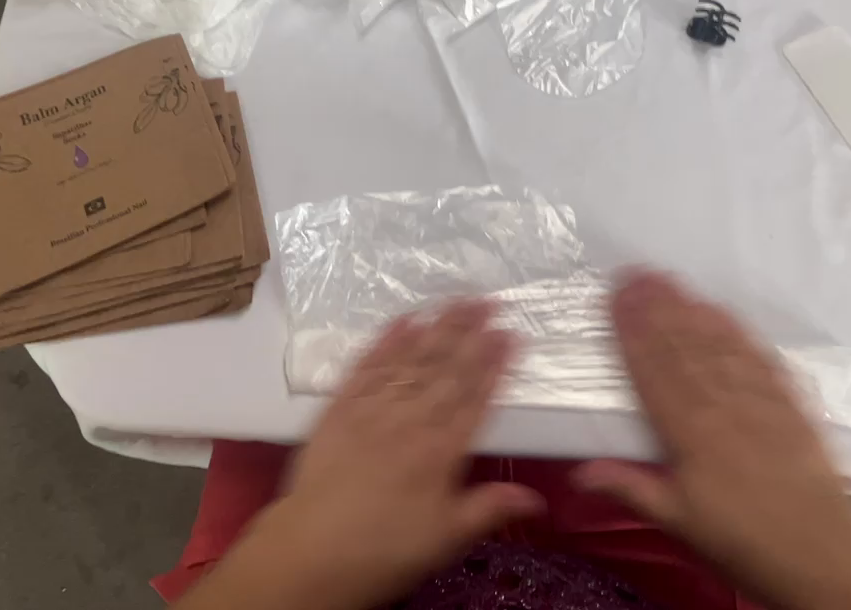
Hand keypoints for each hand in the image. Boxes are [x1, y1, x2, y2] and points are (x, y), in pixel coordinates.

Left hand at [177, 301, 543, 609]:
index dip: (495, 365)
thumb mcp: (444, 539)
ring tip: (457, 300)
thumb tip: (538, 500)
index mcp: (440, 451)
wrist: (312, 549)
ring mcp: (374, 406)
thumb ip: (488, 509)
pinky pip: (368, 364)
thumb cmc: (384, 549)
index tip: (511, 335)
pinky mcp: (341, 403)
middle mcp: (410, 419)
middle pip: (446, 368)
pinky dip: (386, 339)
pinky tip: (404, 319)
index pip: (474, 398)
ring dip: (437, 327)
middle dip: (471, 332)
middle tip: (490, 301)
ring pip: (412, 358)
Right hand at [573, 272, 850, 609]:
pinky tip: (720, 310)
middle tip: (634, 271)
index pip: (652, 369)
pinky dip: (735, 331)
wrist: (829, 562)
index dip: (631, 330)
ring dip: (688, 308)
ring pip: (715, 344)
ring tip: (667, 279)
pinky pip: (757, 359)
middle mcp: (721, 406)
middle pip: (681, 347)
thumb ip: (631, 488)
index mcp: (689, 431)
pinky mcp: (789, 405)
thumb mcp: (681, 523)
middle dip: (655, 306)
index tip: (614, 297)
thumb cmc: (745, 542)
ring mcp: (758, 401)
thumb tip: (577, 471)